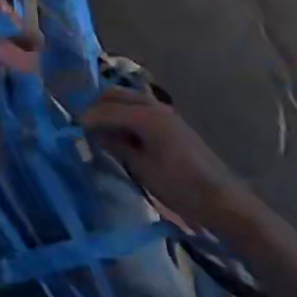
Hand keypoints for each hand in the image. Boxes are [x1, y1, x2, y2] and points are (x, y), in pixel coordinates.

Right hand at [81, 86, 246, 229]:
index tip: (72, 127)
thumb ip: (116, 145)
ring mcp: (166, 112)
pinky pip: (141, 107)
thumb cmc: (181, 187)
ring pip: (129, 98)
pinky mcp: (172, 122)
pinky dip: (125, 111)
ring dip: (112, 106)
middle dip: (98, 105)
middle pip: (117, 95)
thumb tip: (93, 131)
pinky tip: (121, 130)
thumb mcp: (142, 169)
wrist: (224, 202)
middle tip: (84, 123)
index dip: (88, 117)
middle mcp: (155, 107)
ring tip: (100, 127)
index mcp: (146, 117)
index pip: (107, 110)